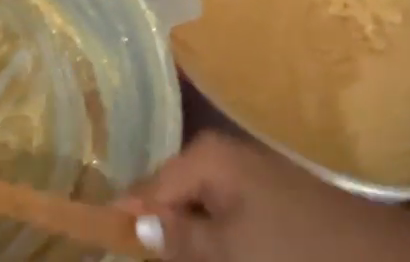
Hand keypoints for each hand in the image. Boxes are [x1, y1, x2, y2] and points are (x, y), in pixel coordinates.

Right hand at [123, 132, 409, 261]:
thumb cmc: (300, 251)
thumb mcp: (230, 250)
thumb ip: (179, 237)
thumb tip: (135, 227)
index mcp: (205, 157)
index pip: (145, 192)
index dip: (126, 228)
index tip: (108, 253)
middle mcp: (222, 160)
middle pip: (172, 204)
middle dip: (164, 242)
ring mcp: (250, 185)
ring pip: (201, 221)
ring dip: (194, 249)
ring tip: (184, 259)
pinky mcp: (274, 211)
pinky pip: (229, 230)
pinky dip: (221, 249)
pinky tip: (216, 258)